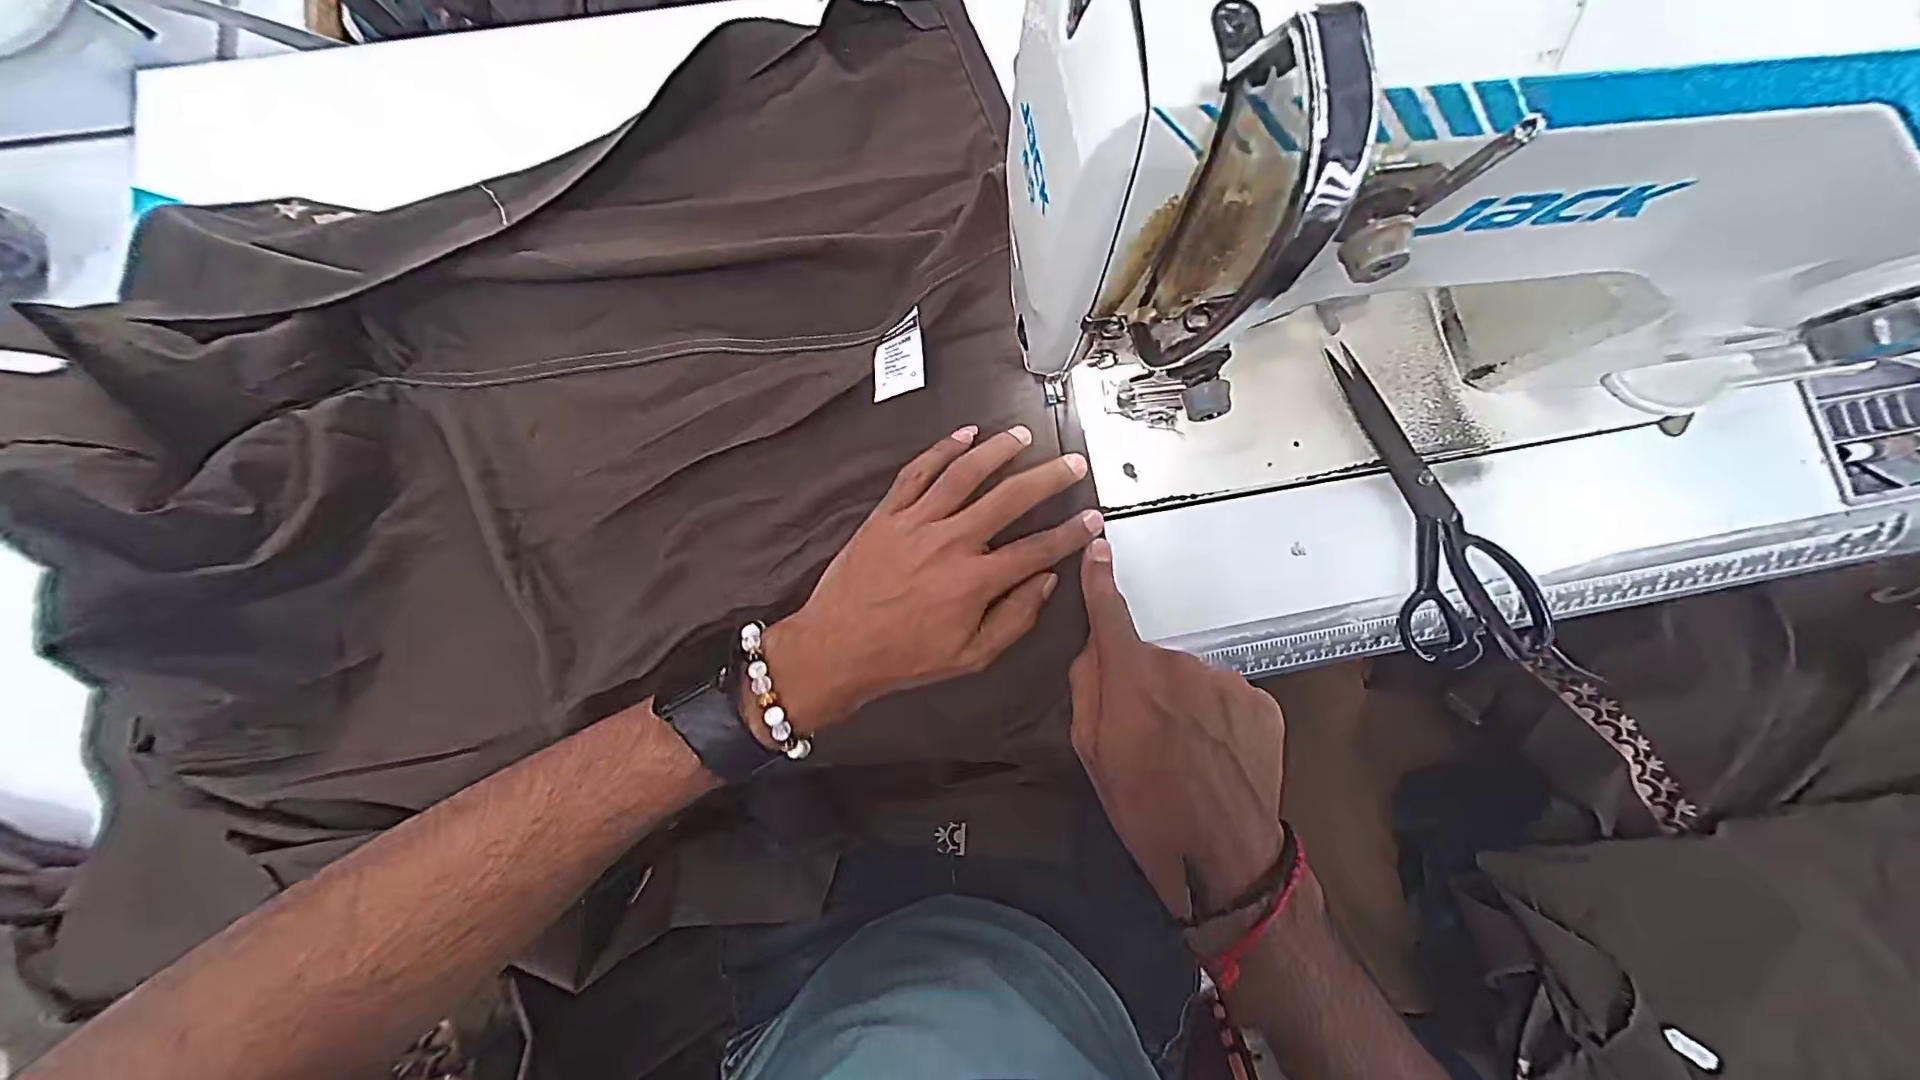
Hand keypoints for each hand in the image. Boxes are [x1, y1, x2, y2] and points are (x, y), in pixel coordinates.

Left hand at [759, 425, 1102, 731]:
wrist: (836, 648)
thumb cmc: (898, 655)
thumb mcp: (969, 655)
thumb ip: (1014, 618)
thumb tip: (1042, 585)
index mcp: (972, 581)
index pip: (1036, 548)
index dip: (1069, 533)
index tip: (1087, 521)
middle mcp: (948, 544)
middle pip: (1009, 498)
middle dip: (1048, 478)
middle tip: (1069, 465)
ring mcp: (915, 525)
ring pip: (965, 474)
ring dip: (998, 451)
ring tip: (1021, 437)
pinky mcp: (887, 516)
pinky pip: (917, 472)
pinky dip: (942, 450)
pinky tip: (962, 436)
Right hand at [1070, 538, 1286, 921]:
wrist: (1225, 858)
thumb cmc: (1148, 812)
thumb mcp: (1091, 754)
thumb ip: (1085, 689)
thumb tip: (1092, 651)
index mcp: (1133, 679)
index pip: (1110, 614)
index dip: (1100, 579)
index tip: (1099, 550)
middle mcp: (1181, 668)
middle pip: (1150, 657)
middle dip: (1143, 683)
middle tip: (1145, 734)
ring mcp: (1226, 683)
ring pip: (1189, 678)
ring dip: (1183, 702)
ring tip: (1184, 752)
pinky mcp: (1260, 701)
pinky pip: (1224, 694)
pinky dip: (1216, 715)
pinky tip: (1214, 753)